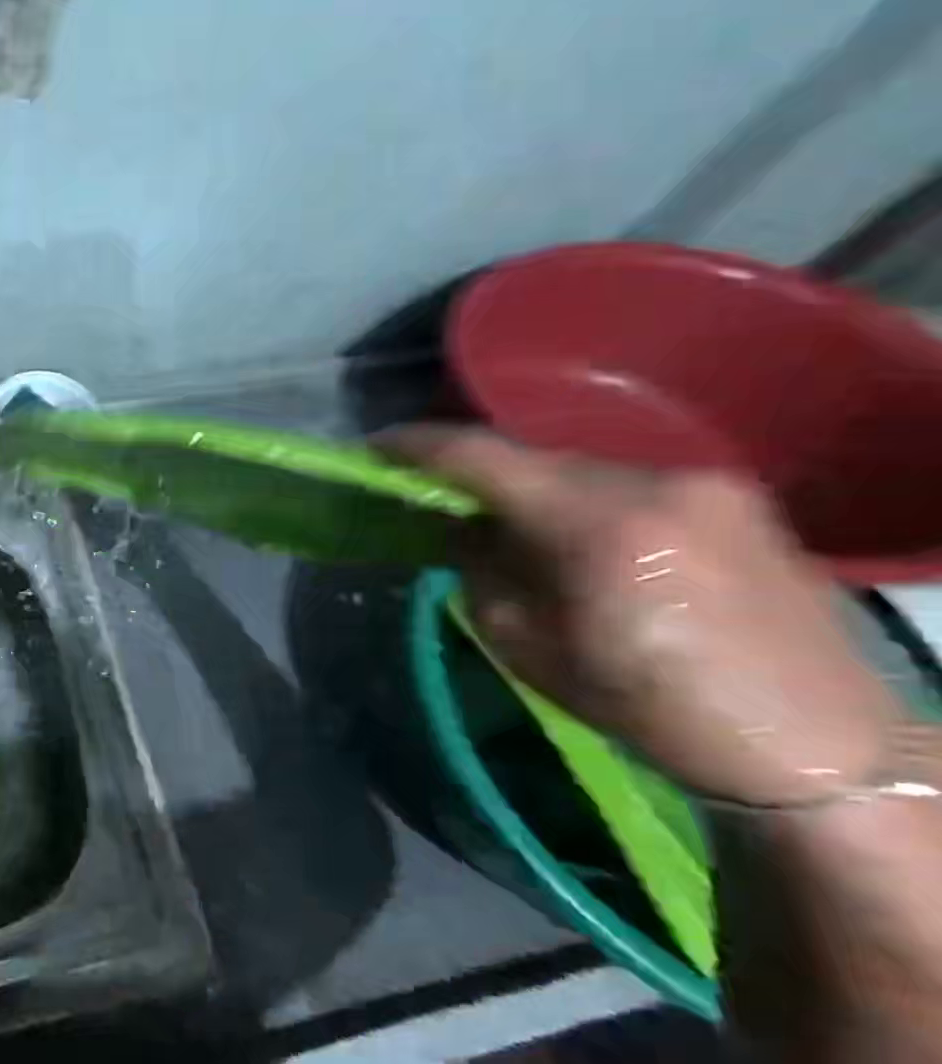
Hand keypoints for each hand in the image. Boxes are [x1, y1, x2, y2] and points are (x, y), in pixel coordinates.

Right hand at [381, 424, 898, 806]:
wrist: (812, 744)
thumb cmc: (645, 704)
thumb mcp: (525, 644)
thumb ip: (480, 569)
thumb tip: (464, 529)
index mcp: (594, 525)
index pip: (481, 457)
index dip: (418, 445)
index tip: (376, 447)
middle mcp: (654, 484)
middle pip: (532, 458)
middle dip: (476, 475)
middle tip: (438, 500)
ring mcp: (705, 485)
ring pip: (582, 469)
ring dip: (533, 491)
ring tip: (509, 529)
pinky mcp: (736, 499)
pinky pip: (628, 484)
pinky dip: (583, 501)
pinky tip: (578, 539)